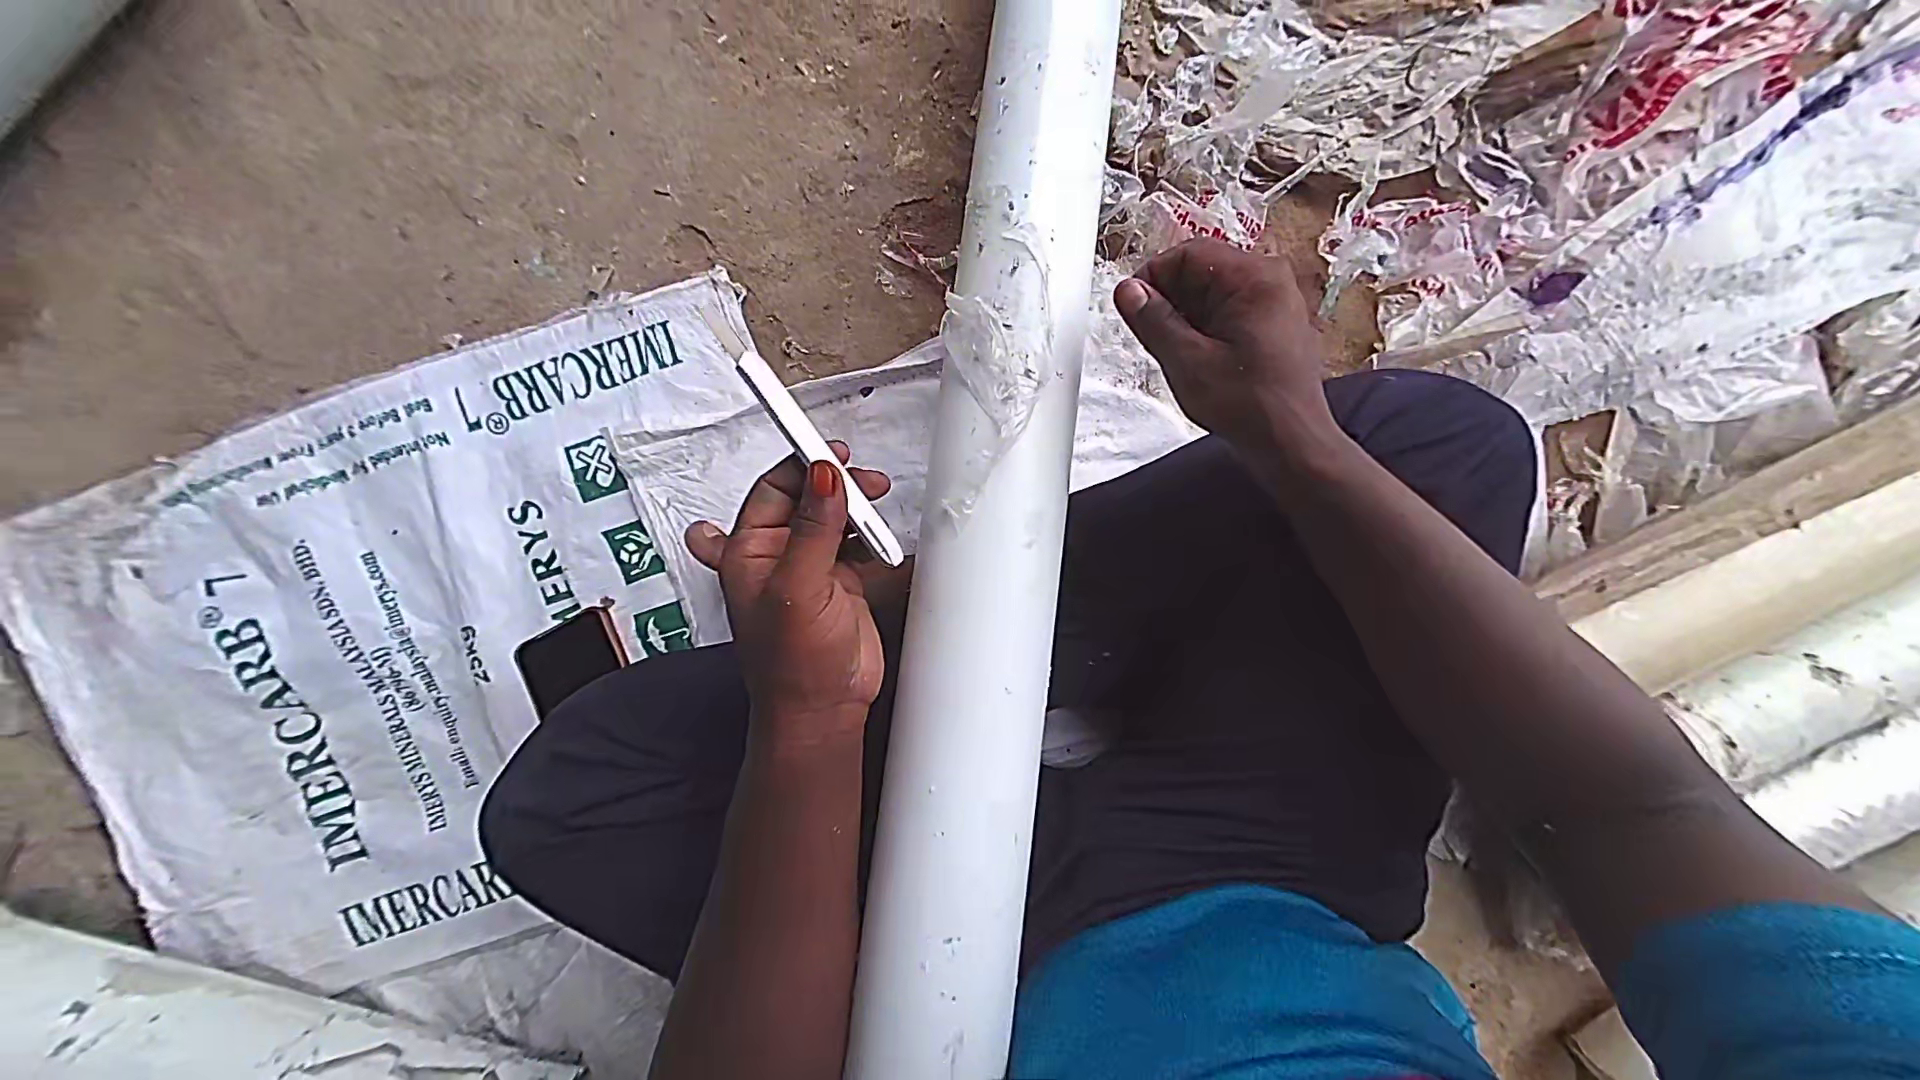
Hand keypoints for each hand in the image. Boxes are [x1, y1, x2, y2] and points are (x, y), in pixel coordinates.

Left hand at [686, 443, 893, 745]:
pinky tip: (882, 541)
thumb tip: (823, 479)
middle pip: (809, 496)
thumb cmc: (792, 666)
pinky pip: (859, 542)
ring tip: (877, 517)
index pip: (775, 487)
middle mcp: (779, 553)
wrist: (825, 709)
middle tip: (865, 485)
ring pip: (836, 516)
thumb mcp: (797, 589)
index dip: (804, 466)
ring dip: (858, 511)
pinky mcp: (843, 580)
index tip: (835, 455)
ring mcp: (813, 566)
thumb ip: (812, 530)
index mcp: (750, 550)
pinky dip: (873, 537)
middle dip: (838, 486)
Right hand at [1114, 238, 1339, 454]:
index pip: (1188, 253)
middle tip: (1155, 338)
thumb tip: (1128, 291)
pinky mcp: (1270, 323)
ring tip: (1180, 355)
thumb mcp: (1187, 361)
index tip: (1132, 306)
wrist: (1290, 440)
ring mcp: (1273, 302)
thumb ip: (1153, 321)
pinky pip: (1224, 312)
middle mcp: (1269, 281)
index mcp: (1254, 278)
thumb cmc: (1249, 405)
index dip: (1152, 277)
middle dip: (1168, 301)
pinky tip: (1198, 360)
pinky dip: (1202, 330)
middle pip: (1200, 270)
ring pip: (1210, 293)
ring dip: (1184, 319)